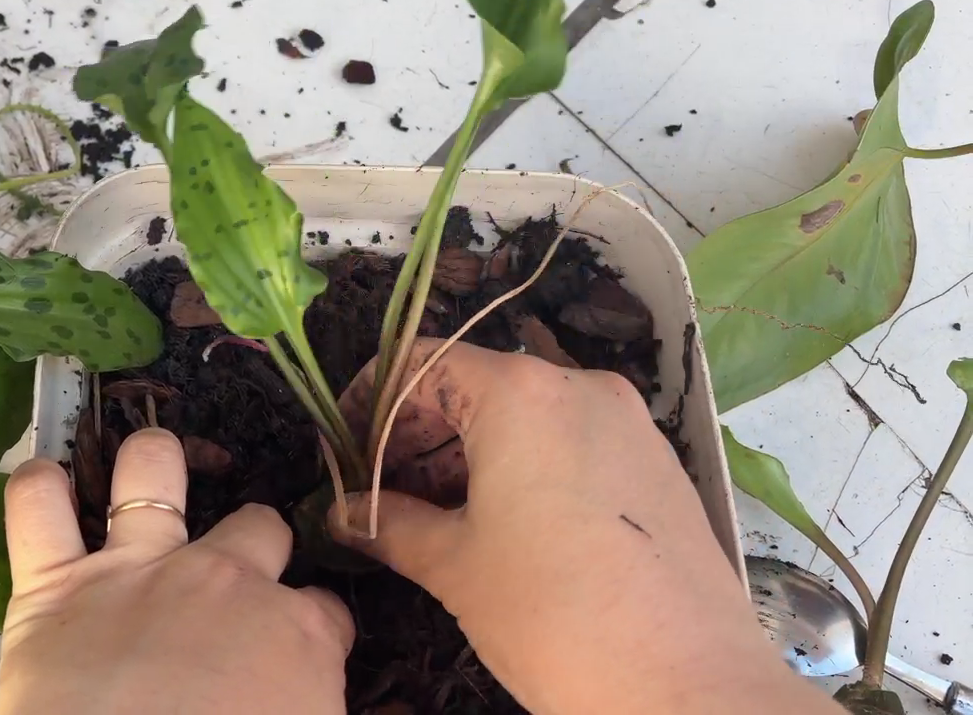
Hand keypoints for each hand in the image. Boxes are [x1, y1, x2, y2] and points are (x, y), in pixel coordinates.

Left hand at [0, 428, 354, 713]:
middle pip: (257, 525)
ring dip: (154, 460)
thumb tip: (301, 698)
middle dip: (258, 539)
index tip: (304, 642)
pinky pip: (37, 506)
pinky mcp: (54, 582)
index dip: (316, 622)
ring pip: (151, 471)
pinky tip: (45, 480)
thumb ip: (315, 704)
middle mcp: (220, 578)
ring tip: (151, 460)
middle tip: (237, 571)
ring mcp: (135, 567)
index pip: (325, 609)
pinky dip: (38, 486)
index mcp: (295, 636)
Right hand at [335, 340, 838, 714]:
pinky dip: (512, 462)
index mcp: (519, 392)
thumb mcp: (450, 563)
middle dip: (410, 430)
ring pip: (513, 412)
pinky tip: (490, 516)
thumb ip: (384, 520)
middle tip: (375, 479)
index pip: (416, 363)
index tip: (341, 441)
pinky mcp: (655, 466)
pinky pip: (560, 439)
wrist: (703, 704)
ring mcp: (625, 424)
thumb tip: (340, 513)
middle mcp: (576, 387)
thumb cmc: (555, 615)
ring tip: (424, 505)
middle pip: (465, 383)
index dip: (366, 397)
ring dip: (457, 450)